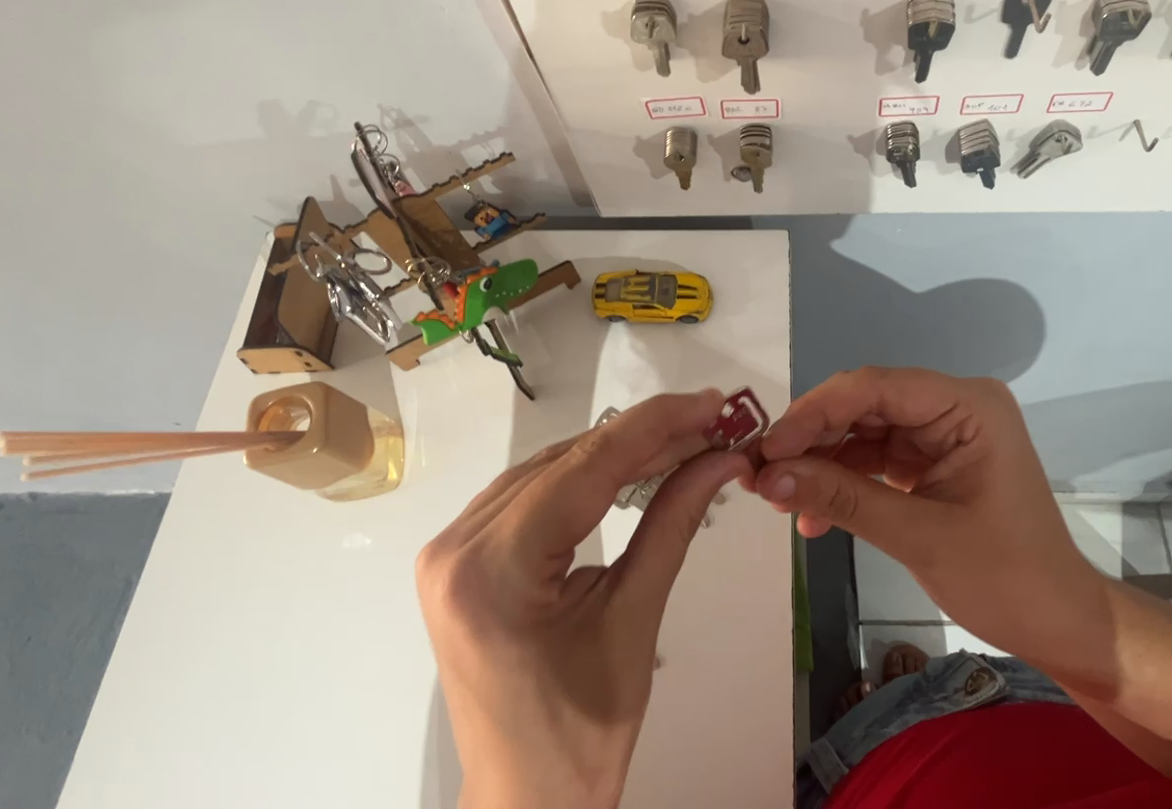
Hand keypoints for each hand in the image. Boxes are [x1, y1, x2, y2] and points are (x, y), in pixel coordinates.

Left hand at [416, 389, 751, 808]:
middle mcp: (456, 545)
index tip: (712, 403)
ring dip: (616, 453)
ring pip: (547, 471)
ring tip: (684, 439)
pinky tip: (630, 467)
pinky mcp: (459, 557)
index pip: (586, 468)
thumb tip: (722, 458)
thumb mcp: (634, 620)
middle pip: (565, 463)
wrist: (525, 798)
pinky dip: (584, 478)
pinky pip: (530, 495)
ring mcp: (449, 549)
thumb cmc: (583, 731)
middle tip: (712, 421)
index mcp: (492, 570)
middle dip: (643, 438)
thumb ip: (672, 524)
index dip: (656, 426)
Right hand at [754, 368, 1101, 671]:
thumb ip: (842, 499)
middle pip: (864, 405)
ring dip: (819, 464)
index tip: (768, 449)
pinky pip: (872, 460)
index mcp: (968, 405)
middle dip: (811, 439)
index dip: (815, 412)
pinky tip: (810, 516)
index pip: (875, 387)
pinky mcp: (929, 462)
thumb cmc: (1006, 578)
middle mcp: (952, 406)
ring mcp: (940, 433)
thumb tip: (769, 478)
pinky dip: (840, 483)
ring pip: (861, 431)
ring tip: (776, 498)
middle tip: (760, 475)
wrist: (1057, 624)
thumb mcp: (919, 537)